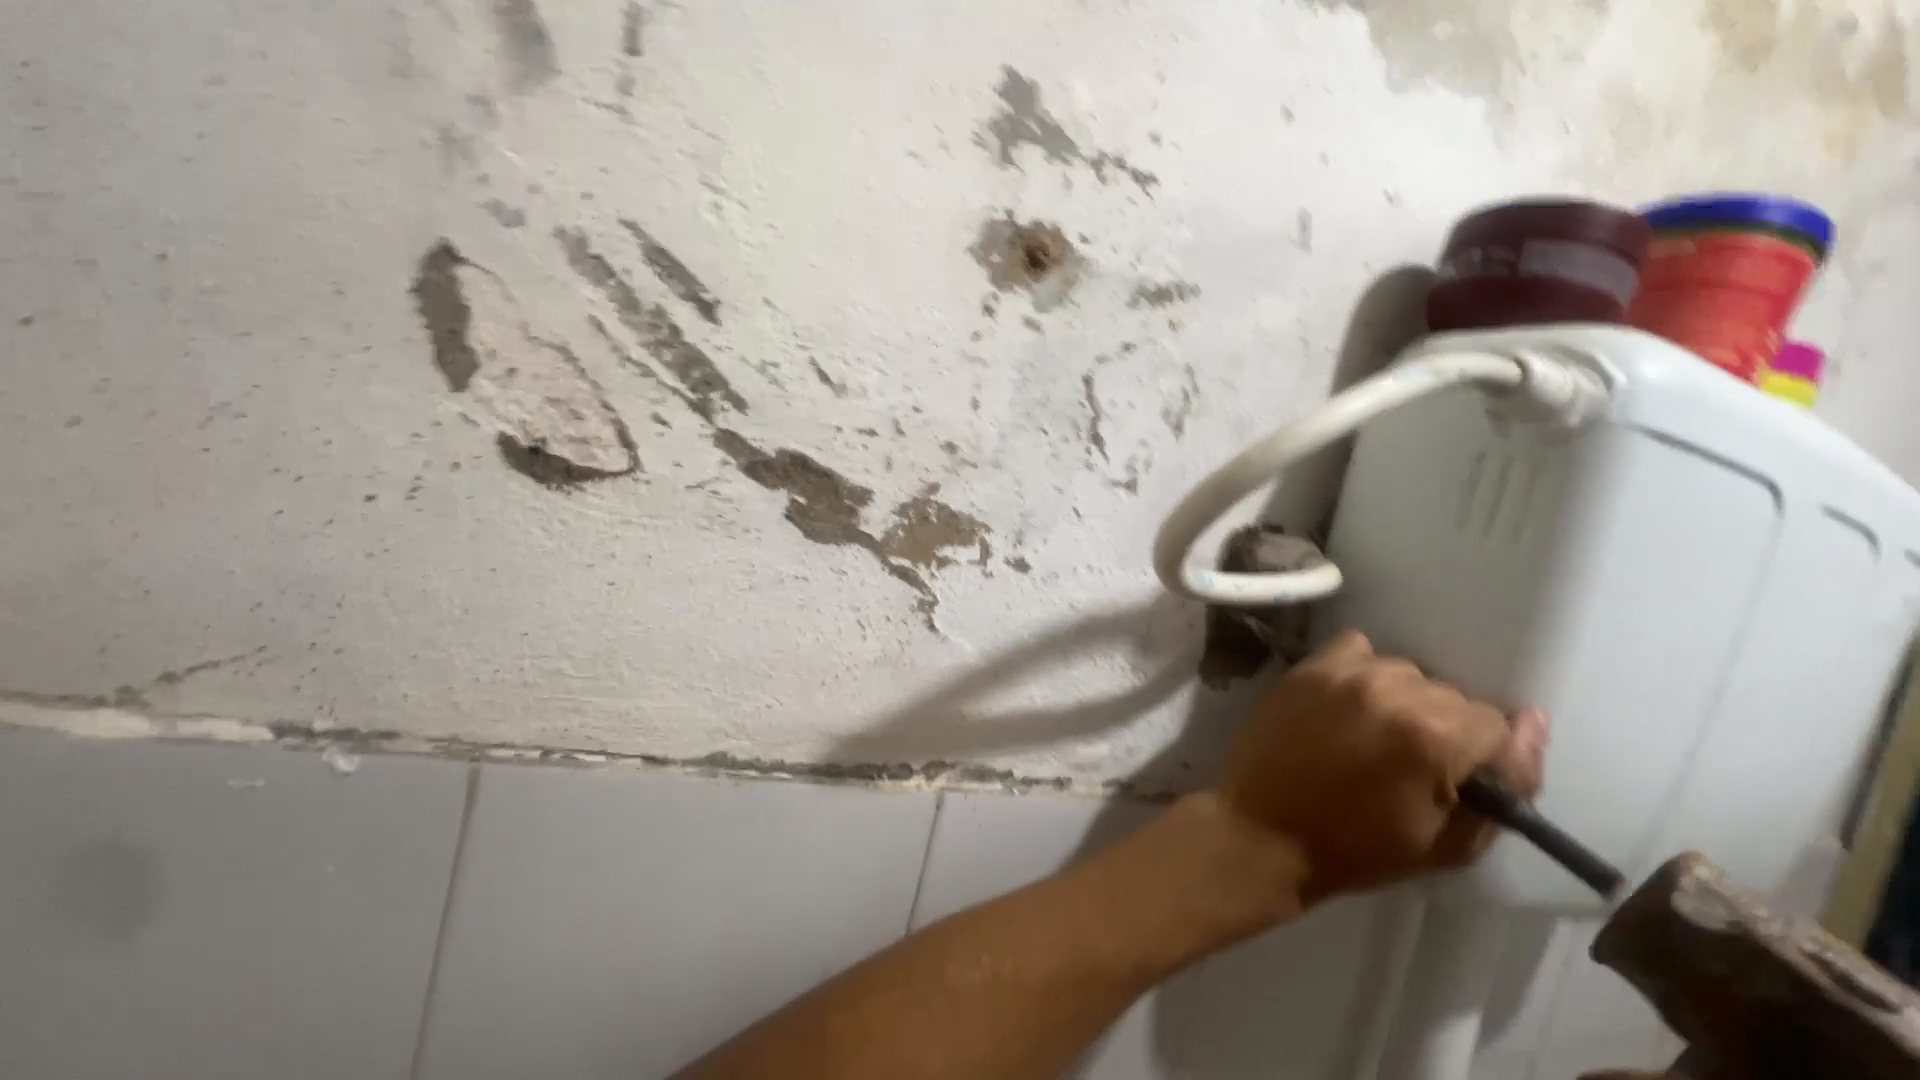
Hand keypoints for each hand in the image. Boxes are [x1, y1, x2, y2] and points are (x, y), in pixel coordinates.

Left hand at [1216, 630, 1547, 903]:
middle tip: (1410, 765)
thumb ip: (1507, 783)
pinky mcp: (1308, 668)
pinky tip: (1351, 704)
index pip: (1495, 726)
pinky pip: (1358, 650)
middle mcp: (1393, 691)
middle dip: (1445, 731)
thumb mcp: (1449, 842)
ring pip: (1408, 673)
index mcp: (1434, 736)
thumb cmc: (1356, 849)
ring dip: (1405, 701)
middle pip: (1452, 697)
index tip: (1457, 780)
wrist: (1261, 834)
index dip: (1484, 758)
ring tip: (1376, 736)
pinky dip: (1364, 671)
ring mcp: (1345, 674)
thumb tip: (1534, 722)